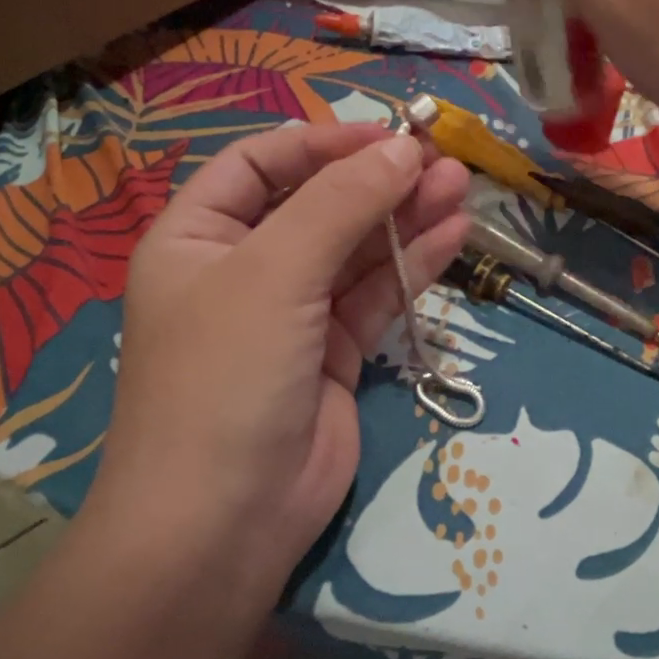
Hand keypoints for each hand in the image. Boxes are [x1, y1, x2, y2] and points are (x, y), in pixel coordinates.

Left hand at [90, 123, 470, 580]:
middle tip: (443, 159)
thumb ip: (341, 204)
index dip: (322, 143)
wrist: (224, 523)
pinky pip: (376, 296)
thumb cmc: (225, 378)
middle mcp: (242, 270)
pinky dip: (413, 266)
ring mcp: (291, 315)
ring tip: (460, 186)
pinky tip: (454, 235)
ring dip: (404, 218)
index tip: (388, 134)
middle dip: (378, 180)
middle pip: (317, 204)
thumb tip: (403, 149)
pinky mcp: (334, 356)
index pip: (261, 164)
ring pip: (355, 250)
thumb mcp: (274, 274)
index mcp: (197, 238)